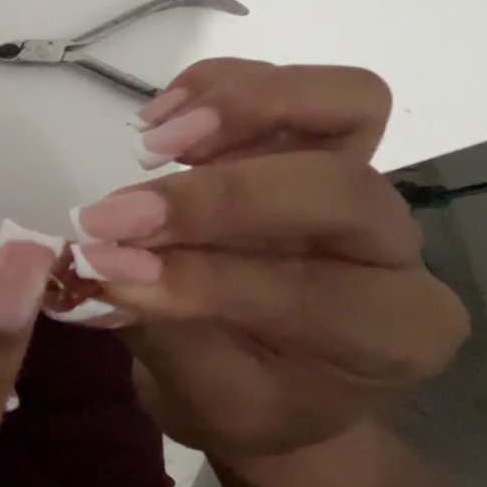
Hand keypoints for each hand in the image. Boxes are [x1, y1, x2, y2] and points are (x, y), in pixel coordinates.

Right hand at [68, 61, 469, 459]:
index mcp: (392, 332)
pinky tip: (158, 120)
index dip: (199, 275)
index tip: (100, 267)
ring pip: (346, 104)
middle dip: (215, 195)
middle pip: (339, 186)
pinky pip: (295, 87)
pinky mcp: (316, 142)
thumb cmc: (240, 401)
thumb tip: (93, 261)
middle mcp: (393, 249)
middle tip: (113, 211)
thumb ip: (157, 323)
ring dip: (239, 110)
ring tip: (150, 141)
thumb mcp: (200, 396)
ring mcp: (360, 183)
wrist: (266, 381)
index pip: (308, 290)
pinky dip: (222, 84)